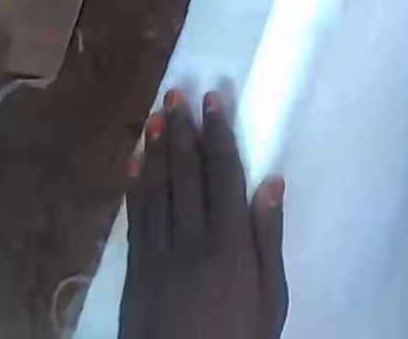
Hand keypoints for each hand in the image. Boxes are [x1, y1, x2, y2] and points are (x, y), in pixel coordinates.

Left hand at [121, 90, 287, 338]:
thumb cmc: (240, 338)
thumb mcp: (271, 297)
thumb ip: (269, 237)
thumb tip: (272, 180)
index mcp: (229, 240)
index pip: (222, 172)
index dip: (217, 133)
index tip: (212, 100)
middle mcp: (192, 237)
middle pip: (187, 172)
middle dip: (183, 130)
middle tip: (176, 93)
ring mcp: (160, 253)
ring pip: (158, 188)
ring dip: (158, 149)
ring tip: (156, 115)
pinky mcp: (137, 272)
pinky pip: (137, 219)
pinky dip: (136, 187)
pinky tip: (135, 164)